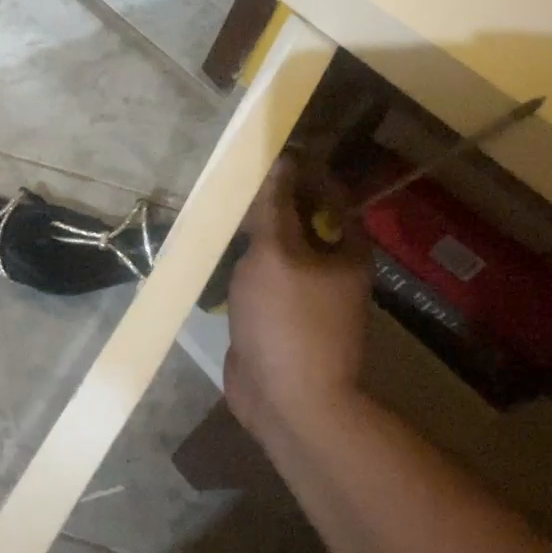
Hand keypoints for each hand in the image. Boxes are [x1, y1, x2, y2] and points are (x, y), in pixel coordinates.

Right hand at [224, 156, 372, 438]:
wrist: (289, 403)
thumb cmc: (289, 321)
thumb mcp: (278, 253)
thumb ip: (275, 206)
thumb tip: (281, 159)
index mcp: (344, 249)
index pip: (326, 192)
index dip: (299, 167)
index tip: (261, 149)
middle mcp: (328, 267)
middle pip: (297, 218)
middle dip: (265, 198)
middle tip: (226, 176)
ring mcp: (300, 293)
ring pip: (272, 248)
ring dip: (246, 230)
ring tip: (211, 205)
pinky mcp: (273, 315)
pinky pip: (254, 276)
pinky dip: (235, 262)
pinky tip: (207, 249)